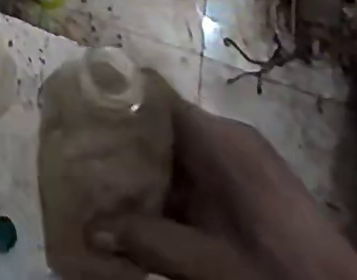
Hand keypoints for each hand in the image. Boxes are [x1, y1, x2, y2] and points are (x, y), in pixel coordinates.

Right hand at [91, 90, 356, 279]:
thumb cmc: (278, 273)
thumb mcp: (210, 264)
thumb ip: (148, 242)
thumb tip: (89, 227)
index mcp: (218, 139)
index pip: (154, 94)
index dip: (114, 95)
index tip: (77, 107)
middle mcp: (228, 137)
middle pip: (161, 123)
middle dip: (121, 141)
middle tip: (83, 157)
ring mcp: (243, 160)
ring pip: (177, 150)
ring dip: (144, 169)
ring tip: (105, 188)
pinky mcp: (252, 183)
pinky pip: (197, 170)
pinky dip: (169, 186)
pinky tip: (148, 213)